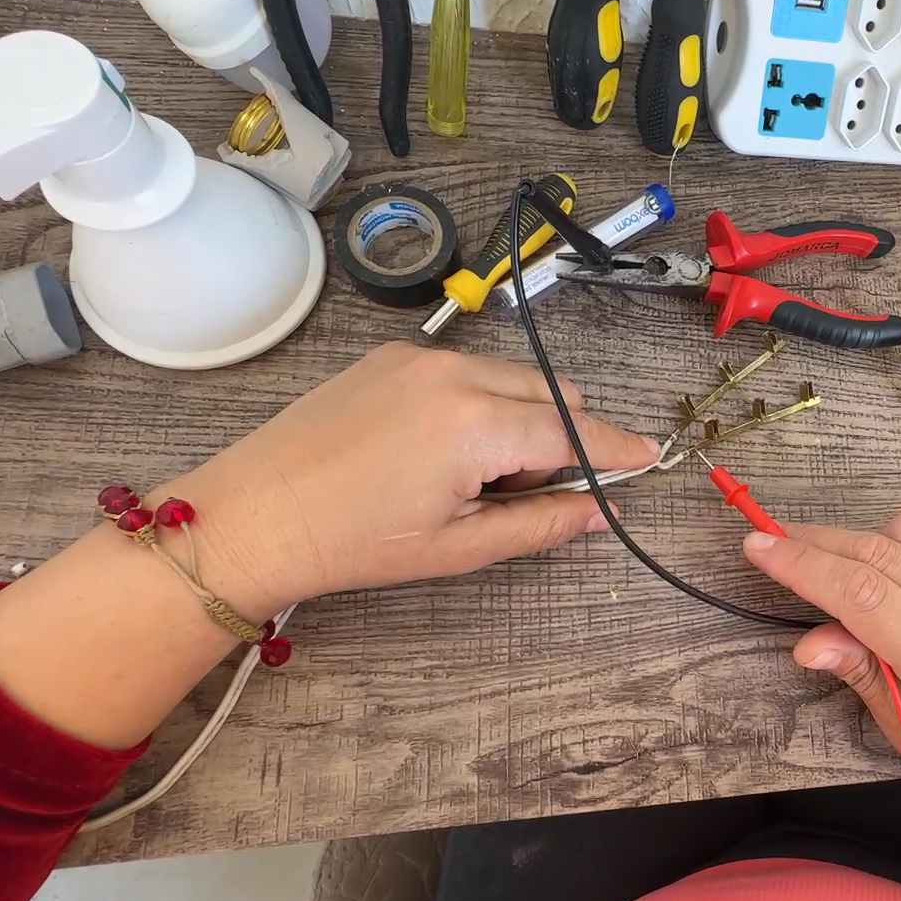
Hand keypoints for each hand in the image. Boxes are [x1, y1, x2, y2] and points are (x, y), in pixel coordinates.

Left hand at [165, 342, 660, 614]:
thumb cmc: (356, 544)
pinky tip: (442, 445)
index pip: (575, 432)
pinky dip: (487, 401)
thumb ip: (542, 523)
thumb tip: (602, 512)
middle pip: (556, 393)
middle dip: (564, 440)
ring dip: (526, 419)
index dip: (617, 449)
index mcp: (476, 425)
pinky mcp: (396, 354)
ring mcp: (423, 356)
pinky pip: (473, 368)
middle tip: (521, 491)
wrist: (250, 515)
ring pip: (517, 377)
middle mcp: (457, 372)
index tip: (649, 456)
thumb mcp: (459, 546)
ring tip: (474, 472)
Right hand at [742, 513, 900, 900]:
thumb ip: (865, 677)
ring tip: (815, 554)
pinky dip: (889, 539)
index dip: (802, 565)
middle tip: (770, 539)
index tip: (758, 546)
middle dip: (813, 541)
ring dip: (850, 536)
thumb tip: (809, 641)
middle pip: (877, 554)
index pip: (862, 595)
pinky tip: (870, 560)